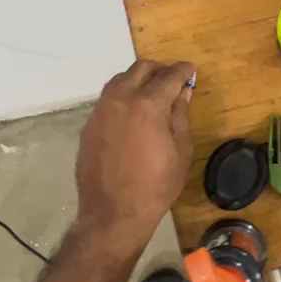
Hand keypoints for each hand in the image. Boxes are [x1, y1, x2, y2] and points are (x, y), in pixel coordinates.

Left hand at [72, 60, 194, 249]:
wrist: (113, 212)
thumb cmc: (156, 185)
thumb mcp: (180, 151)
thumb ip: (180, 116)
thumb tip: (182, 93)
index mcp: (148, 105)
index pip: (169, 76)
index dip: (183, 70)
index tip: (191, 69)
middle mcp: (121, 100)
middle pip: (140, 69)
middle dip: (160, 70)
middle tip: (173, 81)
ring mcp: (100, 111)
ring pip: (120, 80)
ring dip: (138, 80)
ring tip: (152, 94)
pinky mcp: (89, 125)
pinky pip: (108, 99)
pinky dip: (123, 96)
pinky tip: (133, 113)